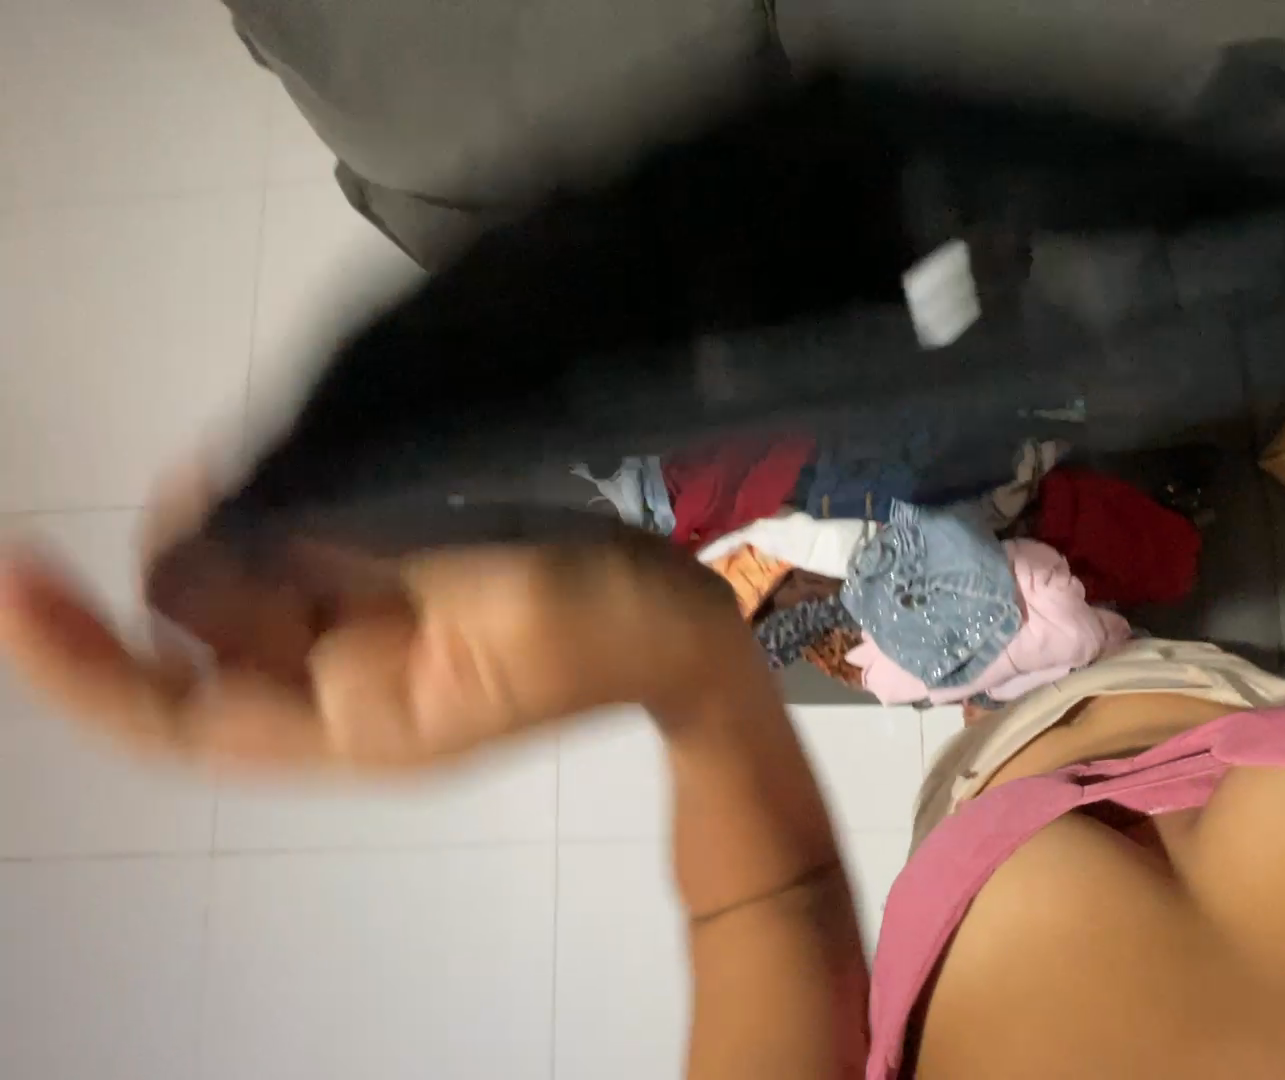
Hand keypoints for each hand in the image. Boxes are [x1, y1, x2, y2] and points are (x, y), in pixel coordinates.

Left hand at [0, 479, 759, 771]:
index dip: (79, 659)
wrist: (685, 631)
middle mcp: (358, 688)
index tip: (17, 574)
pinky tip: (316, 471)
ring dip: (250, 528)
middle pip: (214, 638)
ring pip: (270, 590)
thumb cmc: (611, 629)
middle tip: (207, 473)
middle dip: (188, 558)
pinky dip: (309, 520)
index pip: (180, 714)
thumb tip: (263, 518)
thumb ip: (377, 565)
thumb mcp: (498, 601)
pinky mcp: (425, 602)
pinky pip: (333, 563)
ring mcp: (393, 644)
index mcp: (368, 720)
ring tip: (256, 462)